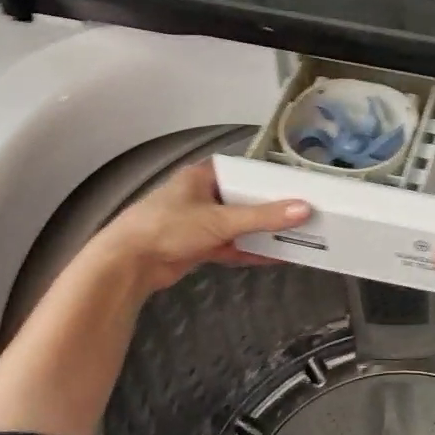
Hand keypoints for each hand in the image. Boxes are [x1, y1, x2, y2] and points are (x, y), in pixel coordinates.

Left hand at [94, 159, 308, 292]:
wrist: (130, 263)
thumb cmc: (170, 227)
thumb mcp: (220, 219)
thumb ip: (263, 216)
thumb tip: (304, 209)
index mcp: (202, 176)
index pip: (241, 171)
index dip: (266, 178)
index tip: (295, 185)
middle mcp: (202, 196)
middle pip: (243, 200)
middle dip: (269, 209)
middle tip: (301, 213)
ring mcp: (200, 223)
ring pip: (238, 225)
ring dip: (261, 232)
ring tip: (294, 235)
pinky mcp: (199, 246)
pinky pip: (231, 246)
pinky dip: (250, 251)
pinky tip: (275, 257)